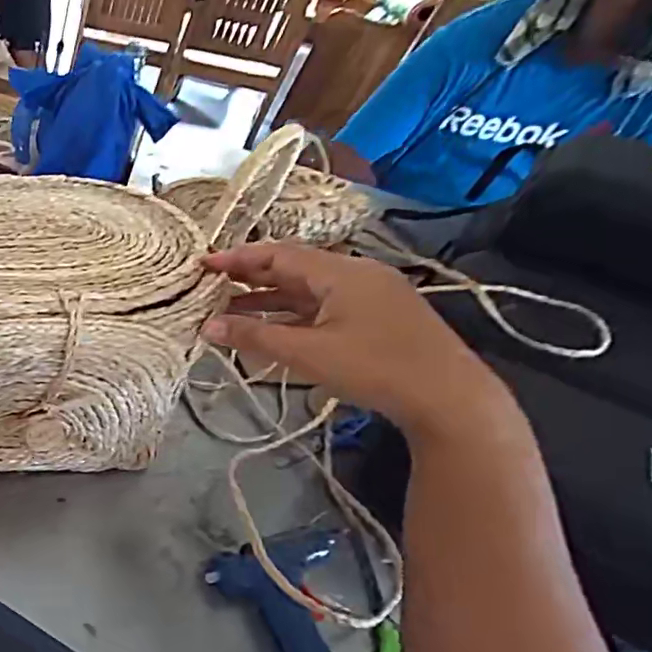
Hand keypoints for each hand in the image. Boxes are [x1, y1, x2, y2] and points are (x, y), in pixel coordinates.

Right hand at [201, 242, 510, 439]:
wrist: (448, 397)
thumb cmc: (374, 368)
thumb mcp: (308, 353)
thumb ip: (255, 337)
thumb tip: (208, 327)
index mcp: (340, 272)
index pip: (278, 254)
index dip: (237, 258)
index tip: (203, 264)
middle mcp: (356, 273)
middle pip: (293, 268)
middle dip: (250, 277)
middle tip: (212, 285)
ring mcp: (370, 294)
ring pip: (309, 289)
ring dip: (270, 298)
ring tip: (231, 310)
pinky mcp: (378, 316)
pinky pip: (325, 305)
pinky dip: (294, 313)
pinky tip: (274, 326)